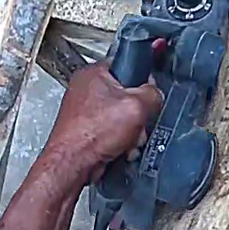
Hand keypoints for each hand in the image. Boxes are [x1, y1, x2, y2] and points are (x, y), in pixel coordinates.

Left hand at [38, 61, 163, 186]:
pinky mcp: (88, 129)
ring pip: (123, 117)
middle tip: (134, 124)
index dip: (143, 81)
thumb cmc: (91, 133)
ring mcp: (86, 111)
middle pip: (128, 96)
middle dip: (137, 116)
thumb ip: (153, 94)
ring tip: (124, 139)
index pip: (128, 66)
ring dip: (131, 132)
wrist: (73, 163)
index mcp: (95, 73)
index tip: (148, 93)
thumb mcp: (137, 106)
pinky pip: (114, 132)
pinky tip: (118, 148)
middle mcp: (87, 89)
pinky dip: (120, 142)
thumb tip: (155, 95)